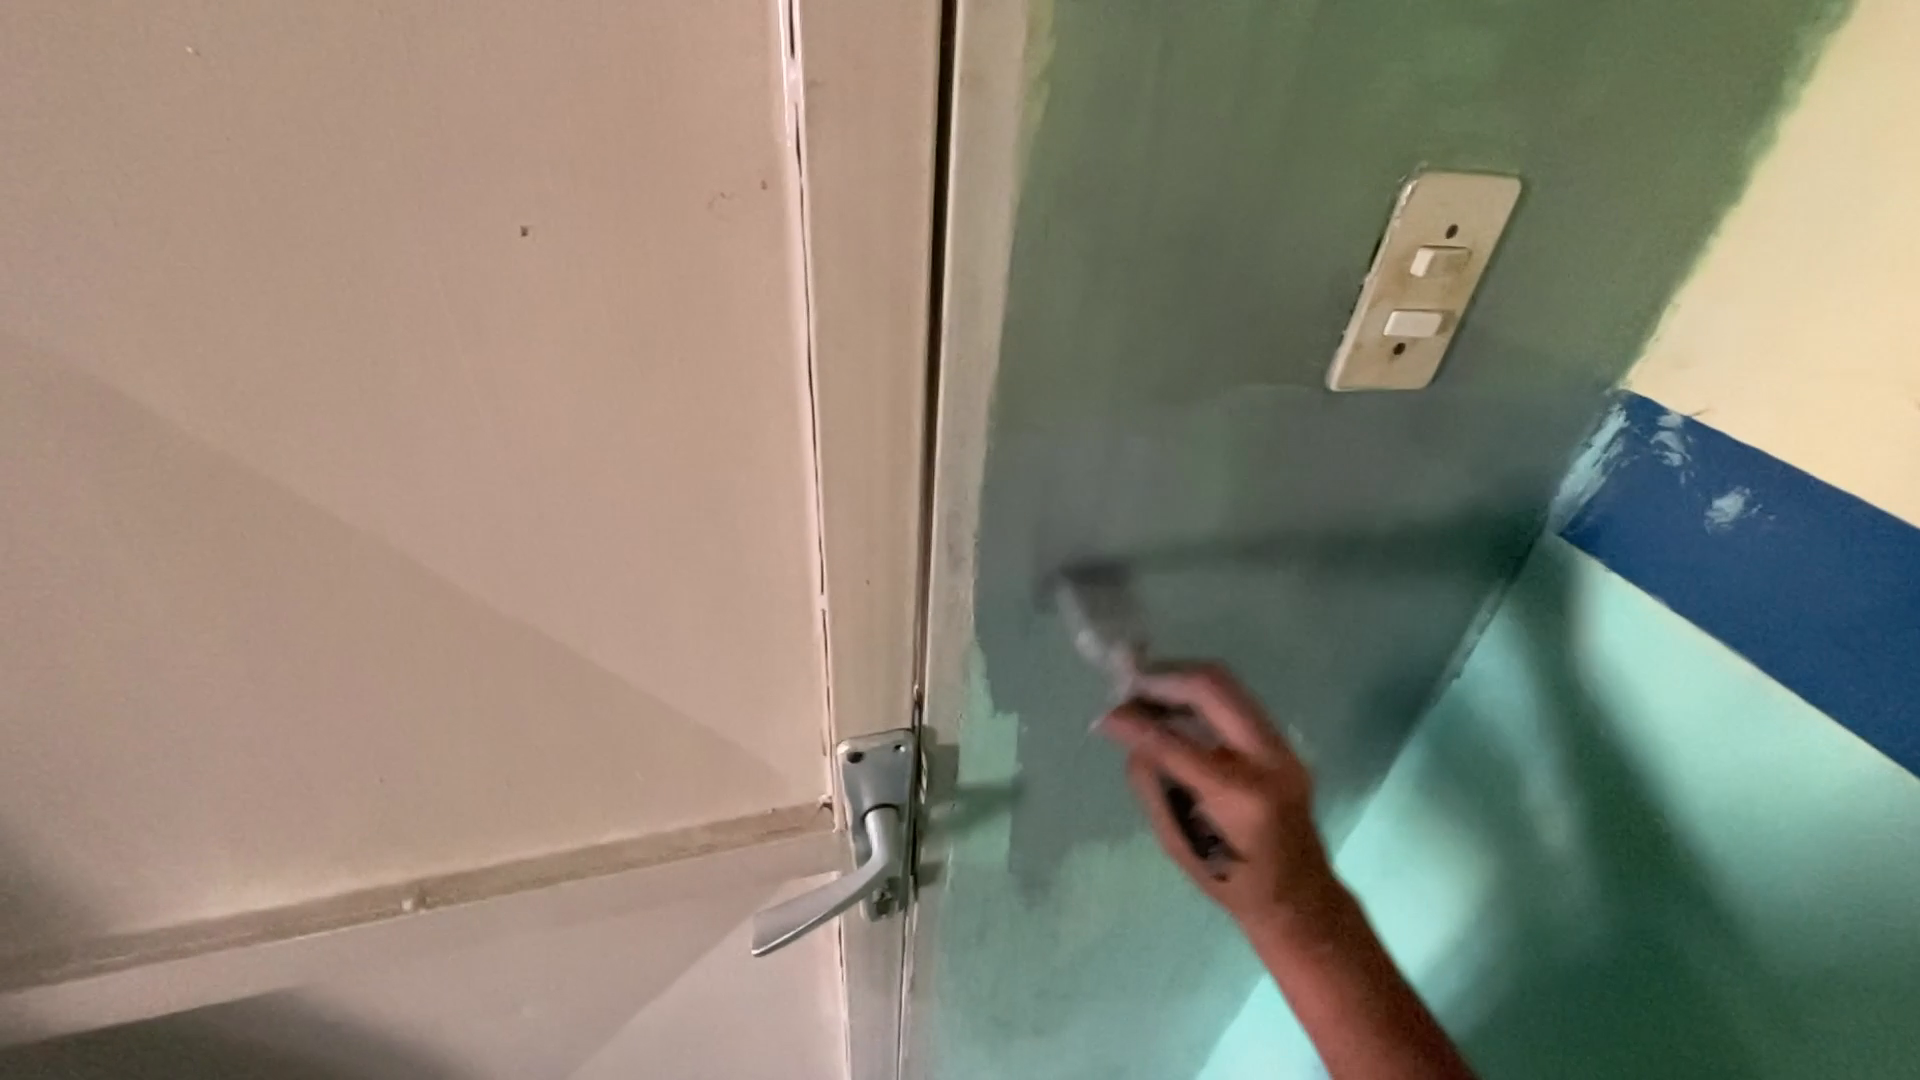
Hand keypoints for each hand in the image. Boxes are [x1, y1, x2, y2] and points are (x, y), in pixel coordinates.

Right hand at [1098, 663, 1342, 936]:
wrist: (1301, 897)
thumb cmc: (1231, 881)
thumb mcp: (1176, 841)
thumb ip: (1150, 782)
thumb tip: (1130, 733)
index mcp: (1237, 796)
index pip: (1174, 742)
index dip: (1133, 723)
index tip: (1104, 717)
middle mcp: (1267, 759)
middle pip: (1211, 686)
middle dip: (1162, 678)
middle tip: (1127, 685)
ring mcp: (1282, 746)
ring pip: (1226, 684)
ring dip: (1180, 680)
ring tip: (1145, 692)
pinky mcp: (1283, 742)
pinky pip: (1234, 699)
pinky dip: (1198, 694)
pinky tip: (1173, 706)